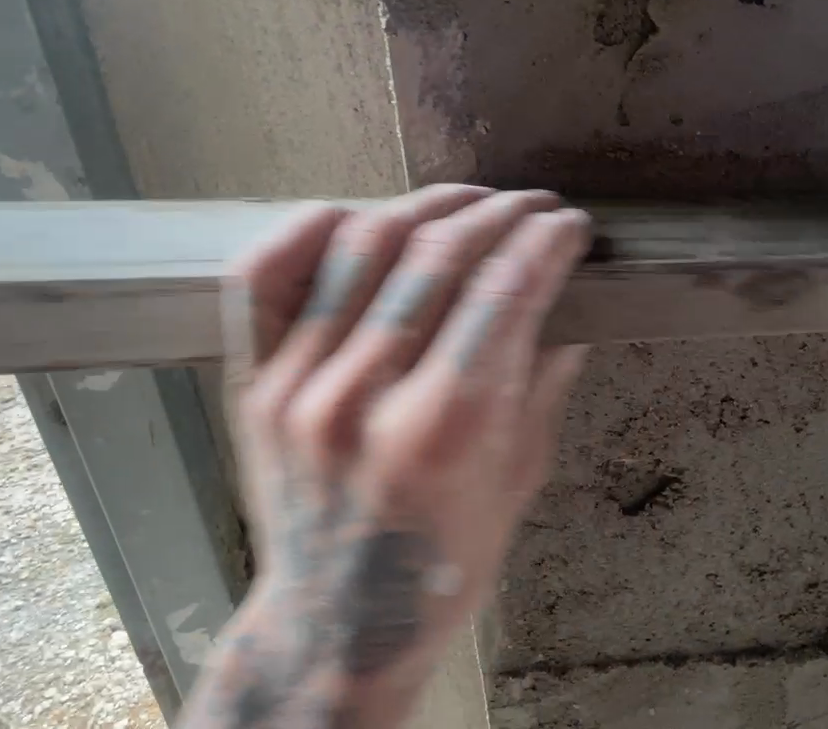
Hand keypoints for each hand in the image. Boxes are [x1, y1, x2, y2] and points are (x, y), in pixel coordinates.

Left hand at [184, 185, 593, 728]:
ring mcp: (299, 383)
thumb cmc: (441, 566)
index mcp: (443, 431)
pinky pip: (267, 275)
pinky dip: (313, 228)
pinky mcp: (256, 382)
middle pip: (440, 255)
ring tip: (470, 201)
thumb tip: (566, 312)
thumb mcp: (519, 482)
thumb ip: (541, 387)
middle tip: (534, 207)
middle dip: (502, 215)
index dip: (546, 243)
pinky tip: (362, 214)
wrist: (334, 627)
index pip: (505, 291)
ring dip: (430, 205)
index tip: (570, 227)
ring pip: (364, 246)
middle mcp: (363, 395)